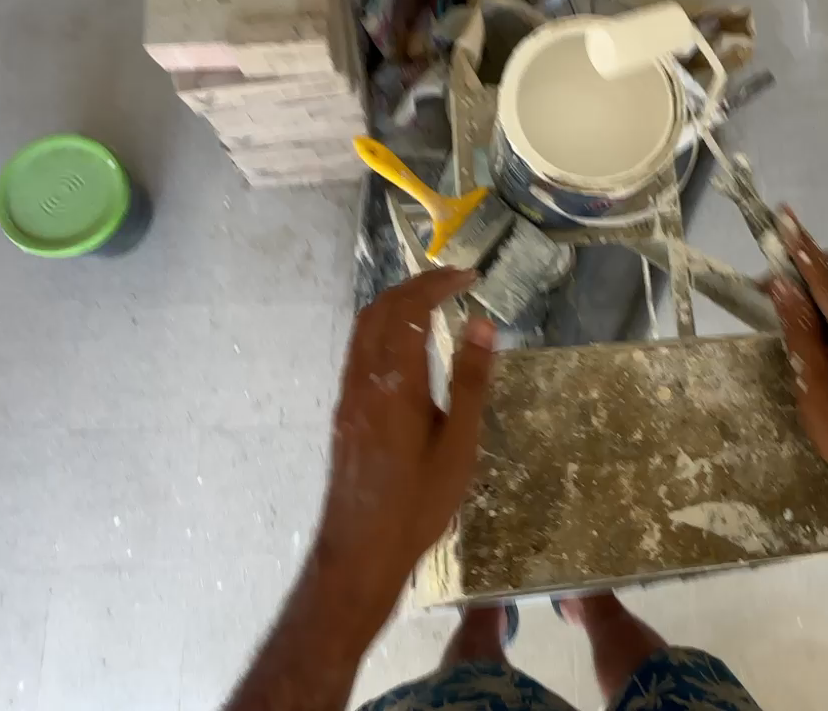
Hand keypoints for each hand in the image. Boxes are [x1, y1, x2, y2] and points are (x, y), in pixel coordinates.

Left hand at [312, 269, 496, 622]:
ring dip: (396, 301)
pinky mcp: (345, 408)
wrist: (360, 551)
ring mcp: (349, 392)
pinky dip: (383, 324)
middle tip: (454, 279)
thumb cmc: (419, 502)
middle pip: (382, 308)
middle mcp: (365, 376)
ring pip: (365, 324)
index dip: (439, 284)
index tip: (469, 276)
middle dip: (417, 284)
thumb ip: (471, 380)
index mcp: (396, 380)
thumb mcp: (459, 444)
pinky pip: (359, 346)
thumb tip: (482, 323)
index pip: (412, 309)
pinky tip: (406, 342)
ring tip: (431, 298)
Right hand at [766, 208, 827, 510]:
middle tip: (769, 281)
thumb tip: (782, 287)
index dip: (802, 248)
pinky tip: (817, 317)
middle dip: (806, 266)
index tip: (784, 217)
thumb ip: (801, 335)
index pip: (827, 280)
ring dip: (822, 281)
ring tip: (788, 298)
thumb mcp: (815, 392)